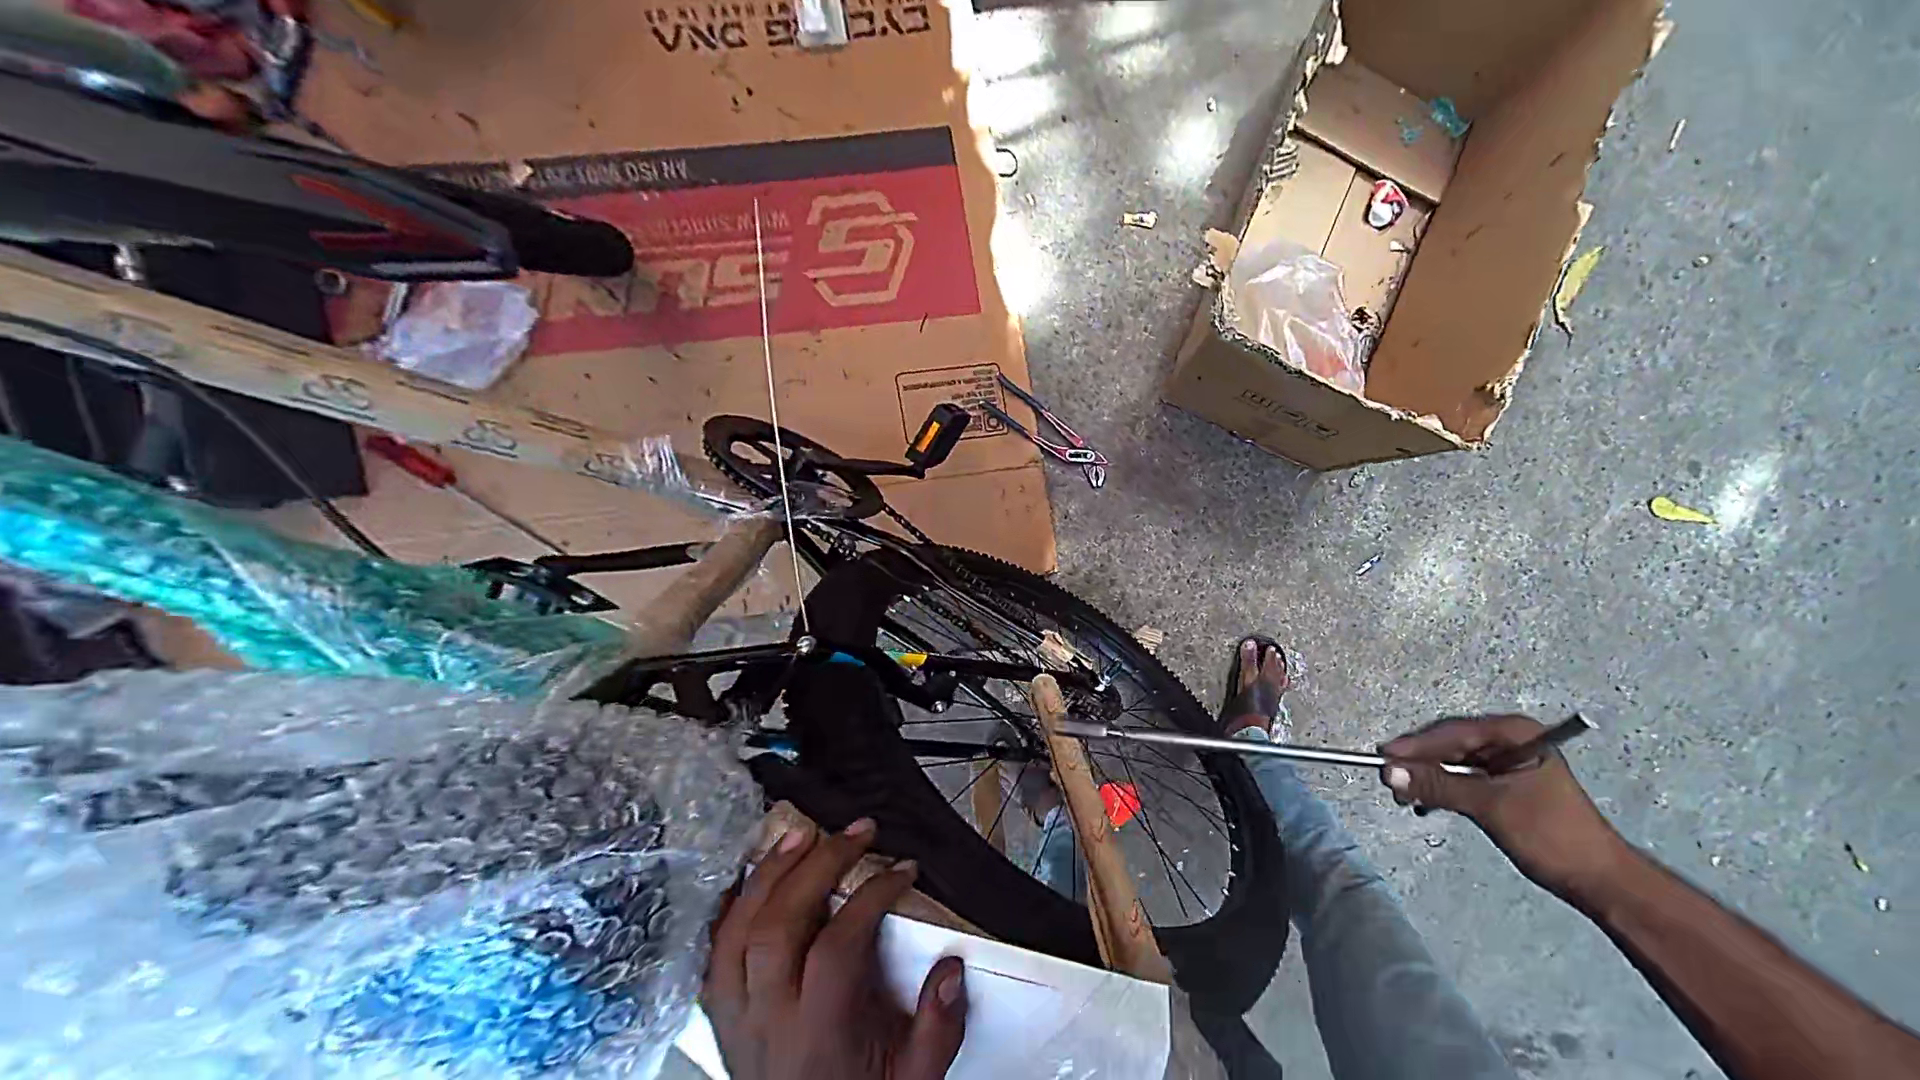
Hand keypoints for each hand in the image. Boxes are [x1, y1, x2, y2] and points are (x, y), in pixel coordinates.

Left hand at [703, 818, 967, 1079]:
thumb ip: (939, 1031)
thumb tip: (949, 969)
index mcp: (818, 1033)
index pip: (838, 946)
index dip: (872, 896)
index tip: (902, 869)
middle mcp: (769, 1019)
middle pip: (779, 925)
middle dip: (820, 865)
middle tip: (857, 833)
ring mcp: (736, 1015)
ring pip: (738, 929)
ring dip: (771, 873)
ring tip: (804, 835)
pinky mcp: (720, 1014)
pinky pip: (712, 950)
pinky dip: (731, 906)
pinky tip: (754, 875)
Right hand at [1380, 715, 1629, 901]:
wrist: (1600, 882)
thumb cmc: (1553, 835)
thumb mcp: (1489, 806)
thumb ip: (1437, 786)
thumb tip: (1389, 773)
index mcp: (1517, 734)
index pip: (1453, 732)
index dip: (1415, 746)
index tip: (1384, 758)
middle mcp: (1511, 742)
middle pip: (1449, 744)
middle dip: (1419, 763)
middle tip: (1390, 778)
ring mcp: (1507, 763)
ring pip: (1451, 761)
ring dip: (1427, 778)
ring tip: (1403, 793)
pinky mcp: (1503, 784)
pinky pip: (1460, 777)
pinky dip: (1441, 788)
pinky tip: (1424, 800)